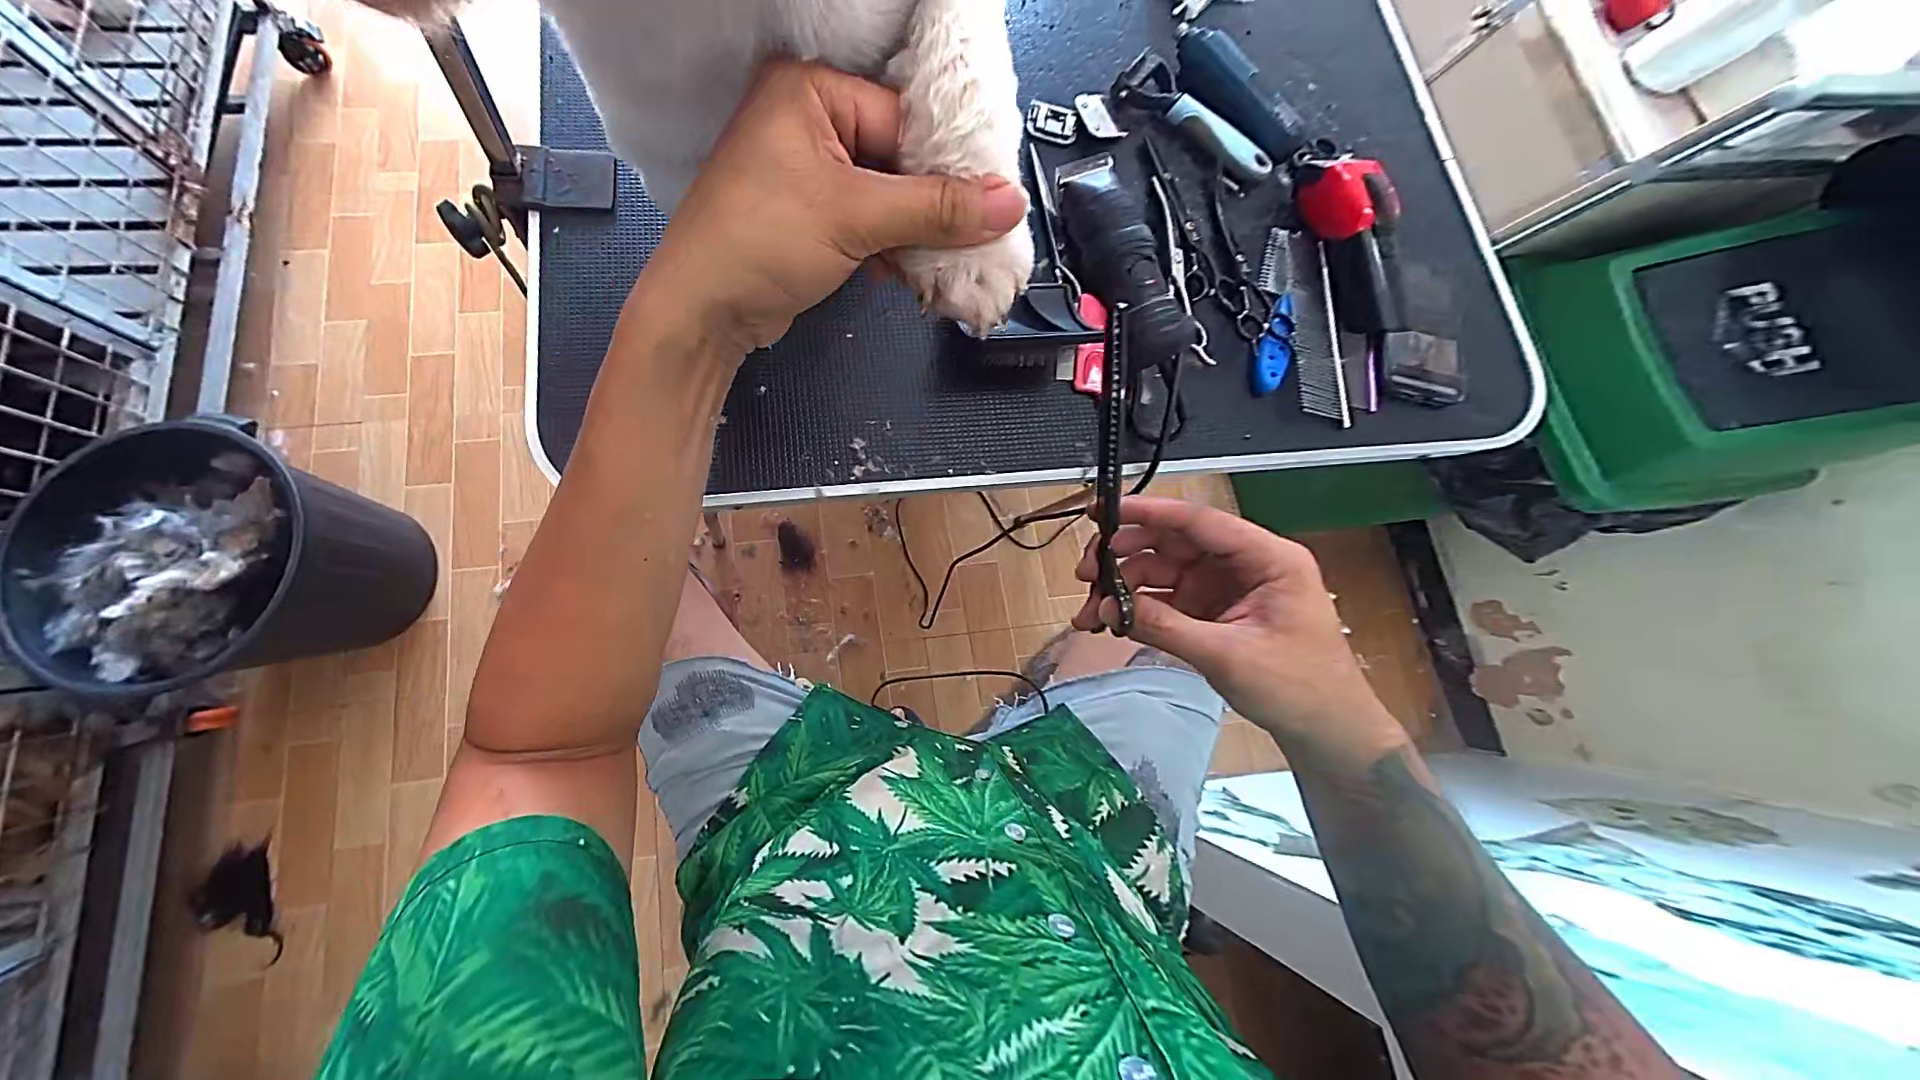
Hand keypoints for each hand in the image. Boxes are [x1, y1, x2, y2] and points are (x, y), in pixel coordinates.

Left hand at [637, 59, 1028, 353]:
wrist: (705, 312)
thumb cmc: (756, 243)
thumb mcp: (855, 216)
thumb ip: (935, 209)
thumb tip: (1005, 203)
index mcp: (812, 92)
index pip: (906, 122)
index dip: (950, 168)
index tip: (989, 206)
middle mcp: (811, 124)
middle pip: (902, 163)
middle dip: (935, 211)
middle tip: (973, 243)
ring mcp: (812, 174)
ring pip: (891, 200)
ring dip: (918, 238)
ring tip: (945, 268)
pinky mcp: (815, 218)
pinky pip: (872, 225)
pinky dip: (894, 251)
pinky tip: (912, 276)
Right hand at [1072, 497, 1406, 760]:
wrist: (1326, 731)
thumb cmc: (1299, 688)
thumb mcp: (1228, 655)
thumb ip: (1165, 626)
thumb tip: (1107, 608)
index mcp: (1266, 558)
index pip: (1198, 522)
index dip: (1148, 513)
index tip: (1104, 511)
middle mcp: (1241, 564)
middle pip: (1171, 542)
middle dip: (1123, 554)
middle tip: (1086, 573)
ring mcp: (1223, 587)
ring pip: (1160, 570)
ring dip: (1122, 586)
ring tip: (1089, 611)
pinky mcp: (1210, 610)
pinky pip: (1163, 599)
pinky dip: (1135, 608)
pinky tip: (1109, 621)